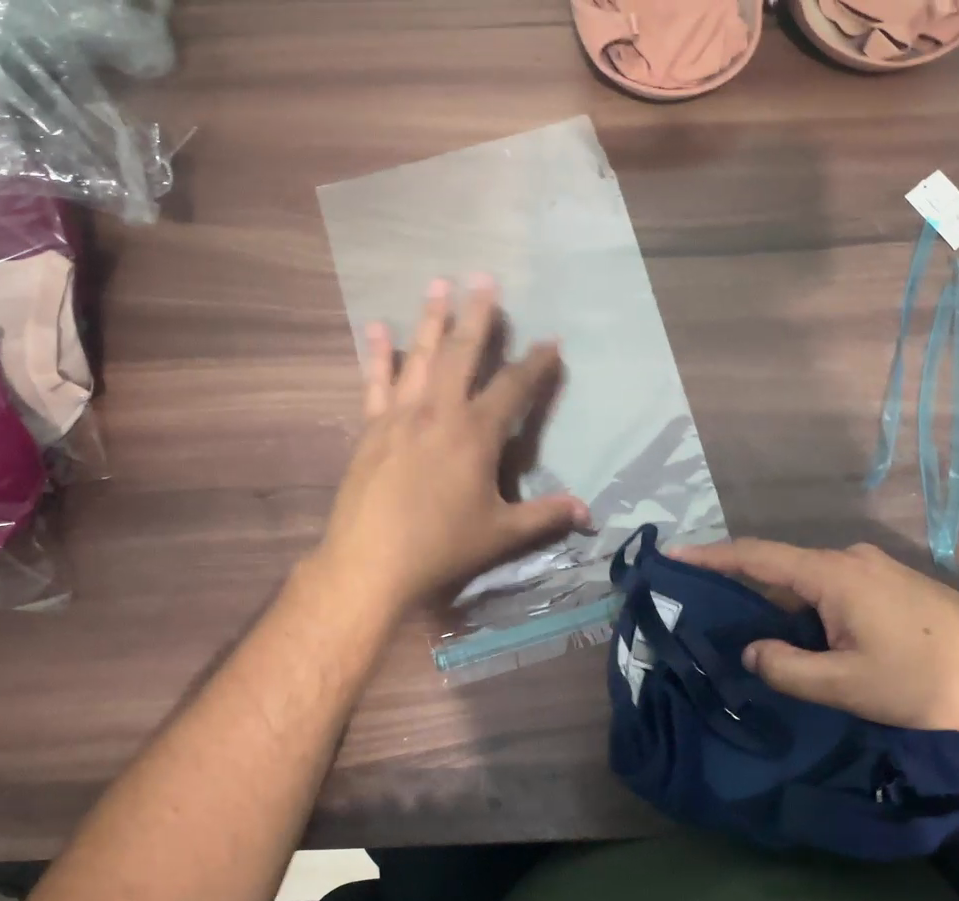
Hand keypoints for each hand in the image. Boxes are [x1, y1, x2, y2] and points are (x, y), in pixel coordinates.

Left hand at [318, 277, 588, 613]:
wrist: (371, 564)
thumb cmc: (443, 548)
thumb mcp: (502, 534)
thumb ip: (545, 517)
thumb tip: (588, 513)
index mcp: (475, 434)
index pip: (514, 388)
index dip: (536, 364)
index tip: (551, 341)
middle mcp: (438, 413)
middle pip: (462, 354)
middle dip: (477, 316)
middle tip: (485, 278)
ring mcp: (400, 417)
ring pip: (419, 358)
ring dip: (431, 320)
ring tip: (438, 284)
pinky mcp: (371, 430)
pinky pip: (376, 383)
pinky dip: (378, 355)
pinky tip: (376, 329)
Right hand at [671, 539, 958, 738]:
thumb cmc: (921, 681)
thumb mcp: (844, 685)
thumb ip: (787, 668)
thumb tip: (753, 652)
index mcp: (834, 574)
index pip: (758, 557)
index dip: (712, 556)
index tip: (673, 554)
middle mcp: (853, 559)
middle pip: (783, 568)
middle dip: (744, 587)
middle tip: (708, 610)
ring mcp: (879, 570)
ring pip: (812, 582)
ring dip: (782, 605)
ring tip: (755, 634)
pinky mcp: (896, 586)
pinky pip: (836, 589)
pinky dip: (810, 608)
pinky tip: (808, 637)